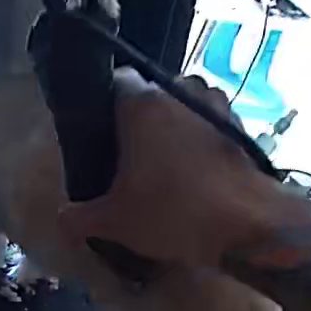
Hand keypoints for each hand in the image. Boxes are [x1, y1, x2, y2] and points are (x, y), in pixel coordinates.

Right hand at [57, 70, 310, 266]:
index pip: (113, 85)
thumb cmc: (172, 214)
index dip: (103, 113)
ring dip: (172, 138)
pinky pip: (208, 132)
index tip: (101, 143)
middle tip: (130, 167)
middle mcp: (181, 88)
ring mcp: (217, 106)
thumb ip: (80, 218)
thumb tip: (61, 220)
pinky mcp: (242, 129)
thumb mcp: (115, 223)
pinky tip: (195, 183)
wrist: (248, 225)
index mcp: (142, 100)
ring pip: (182, 116)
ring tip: (165, 177)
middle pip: (149, 102)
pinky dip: (199, 150)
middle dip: (139, 129)